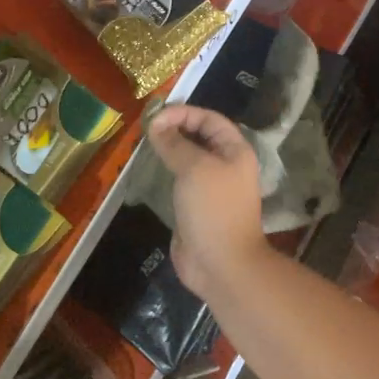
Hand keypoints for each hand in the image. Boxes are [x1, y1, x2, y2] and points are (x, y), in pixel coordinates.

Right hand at [147, 104, 269, 300]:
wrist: (221, 264)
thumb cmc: (213, 209)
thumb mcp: (194, 168)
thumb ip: (174, 143)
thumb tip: (156, 124)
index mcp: (235, 151)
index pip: (210, 119)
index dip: (184, 113)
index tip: (155, 117)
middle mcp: (225, 166)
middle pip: (199, 137)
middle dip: (174, 129)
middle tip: (146, 130)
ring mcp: (211, 188)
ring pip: (187, 159)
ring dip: (167, 150)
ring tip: (144, 146)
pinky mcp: (195, 207)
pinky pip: (180, 181)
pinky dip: (165, 172)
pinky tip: (149, 170)